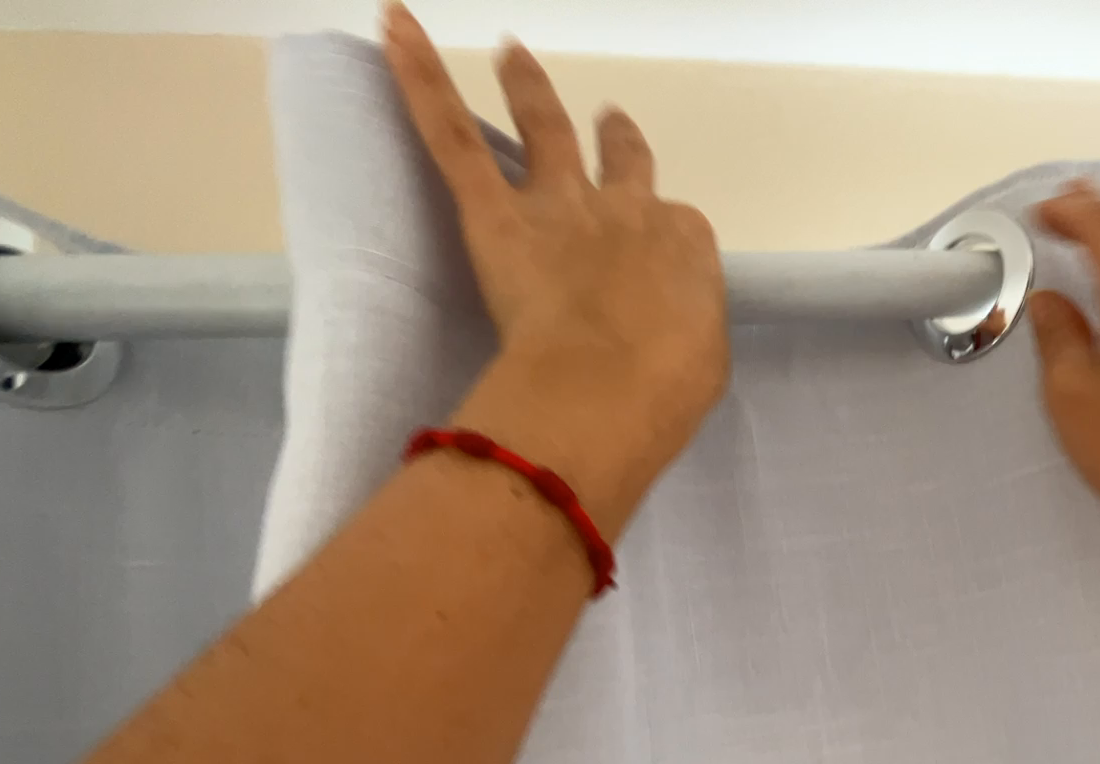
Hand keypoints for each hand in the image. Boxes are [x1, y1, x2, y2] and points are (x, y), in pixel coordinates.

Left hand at [382, 3, 728, 537]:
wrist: (608, 388)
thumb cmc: (667, 390)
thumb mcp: (704, 361)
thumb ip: (688, 327)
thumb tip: (668, 328)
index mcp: (685, 244)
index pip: (677, 231)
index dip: (665, 246)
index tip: (658, 275)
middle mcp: (628, 209)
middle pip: (625, 163)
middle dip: (618, 141)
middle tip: (609, 123)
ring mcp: (562, 204)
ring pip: (544, 129)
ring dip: (530, 89)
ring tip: (513, 55)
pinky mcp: (495, 213)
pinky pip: (452, 138)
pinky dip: (421, 79)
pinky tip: (395, 27)